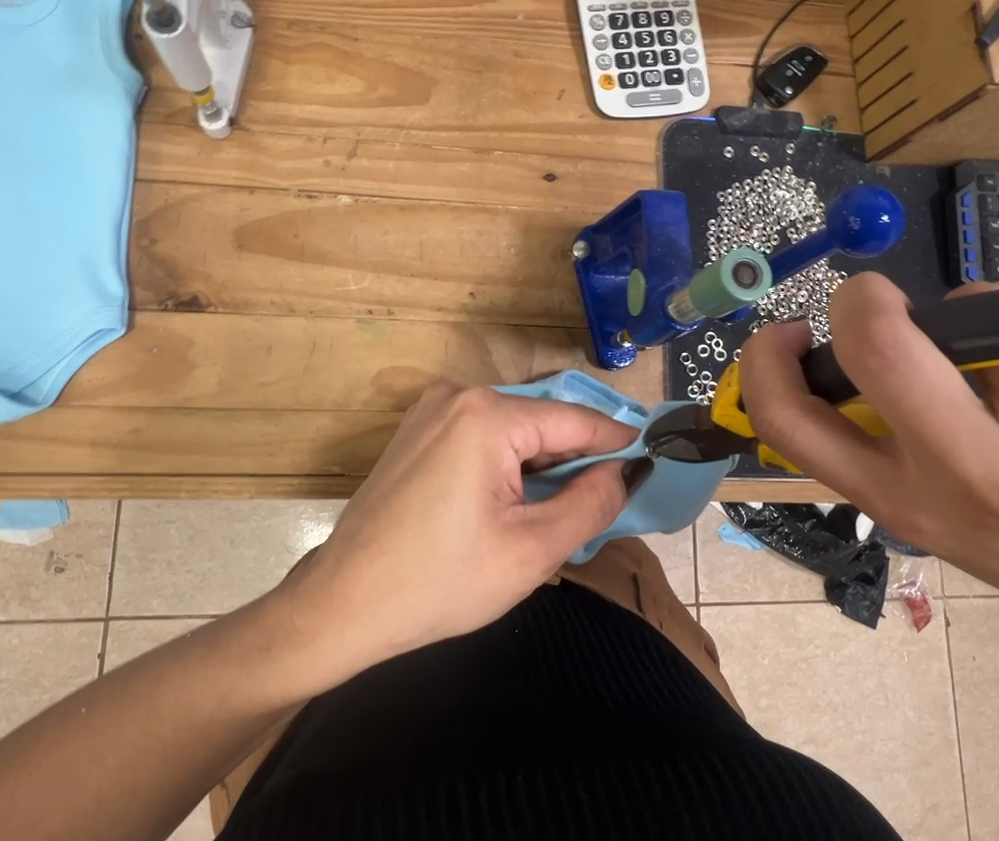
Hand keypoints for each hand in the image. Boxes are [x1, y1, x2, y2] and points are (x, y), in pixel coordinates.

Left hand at [289, 382, 634, 666]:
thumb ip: (590, 504)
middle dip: (577, 459)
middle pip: (543, 421)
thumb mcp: (532, 551)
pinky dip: (509, 464)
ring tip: (566, 509)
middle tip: (610, 500)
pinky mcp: (418, 432)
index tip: (654, 461)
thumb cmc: (440, 581)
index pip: (575, 421)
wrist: (344, 603)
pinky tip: (518, 503)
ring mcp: (431, 410)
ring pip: (514, 430)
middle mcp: (458, 395)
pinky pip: (482, 436)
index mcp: (487, 415)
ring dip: (543, 465)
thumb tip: (625, 473)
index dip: (619, 443)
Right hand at [738, 273, 998, 707]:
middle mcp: (978, 479)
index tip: (788, 332)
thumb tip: (882, 340)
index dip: (765, 361)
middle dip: (867, 301)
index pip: (793, 424)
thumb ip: (907, 444)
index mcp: (916, 507)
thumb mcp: (963, 526)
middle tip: (886, 302)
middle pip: (878, 343)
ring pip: (993, 320)